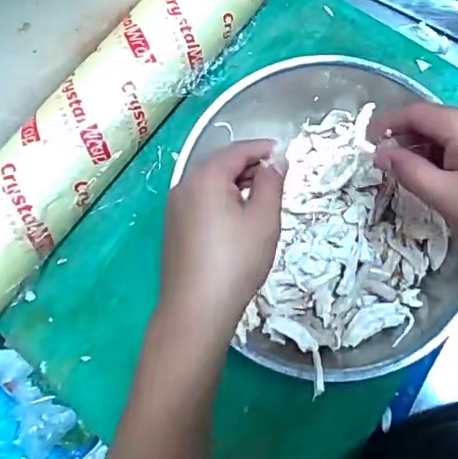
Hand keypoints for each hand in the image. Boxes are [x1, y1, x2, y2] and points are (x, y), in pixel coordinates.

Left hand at [158, 140, 284, 342]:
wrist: (195, 310)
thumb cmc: (236, 261)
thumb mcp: (264, 219)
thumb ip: (271, 183)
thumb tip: (274, 161)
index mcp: (205, 177)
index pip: (237, 150)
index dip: (262, 149)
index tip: (284, 152)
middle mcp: (184, 185)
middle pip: (220, 164)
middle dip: (249, 164)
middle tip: (277, 176)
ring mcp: (175, 208)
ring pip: (209, 183)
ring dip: (235, 183)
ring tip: (261, 197)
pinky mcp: (173, 228)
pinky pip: (200, 201)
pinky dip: (221, 199)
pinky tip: (237, 218)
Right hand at [370, 103, 457, 259]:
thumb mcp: (443, 195)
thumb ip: (408, 170)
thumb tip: (381, 154)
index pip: (415, 112)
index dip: (387, 123)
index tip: (366, 140)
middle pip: (431, 119)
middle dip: (404, 137)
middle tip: (385, 163)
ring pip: (447, 131)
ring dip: (423, 147)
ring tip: (410, 174)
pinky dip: (443, 153)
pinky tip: (440, 177)